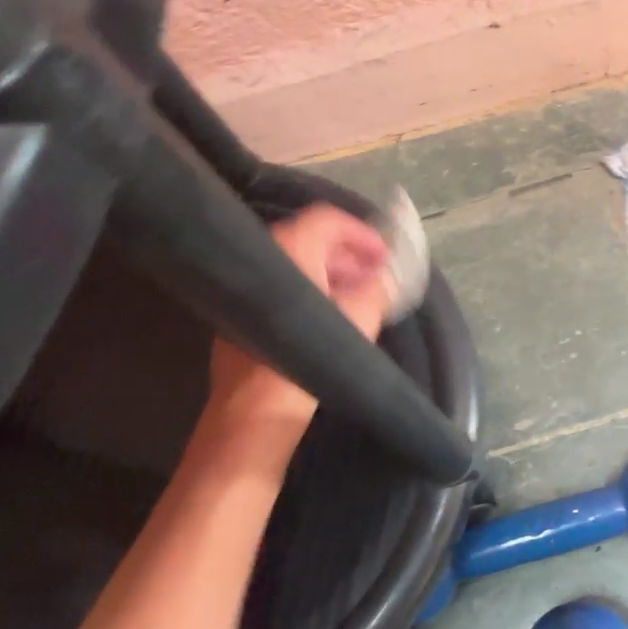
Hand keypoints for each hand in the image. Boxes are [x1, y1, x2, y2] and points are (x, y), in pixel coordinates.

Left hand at [204, 205, 392, 448]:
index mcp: (291, 249)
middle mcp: (263, 258)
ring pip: (295, 266)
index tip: (385, 257)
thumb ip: (378, 289)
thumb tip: (386, 277)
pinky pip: (281, 289)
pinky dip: (308, 293)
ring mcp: (246, 287)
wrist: (258, 409)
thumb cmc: (310, 355)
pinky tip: (330, 319)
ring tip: (359, 299)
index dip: (362, 234)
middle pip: (309, 239)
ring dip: (330, 276)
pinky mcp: (241, 315)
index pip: (327, 219)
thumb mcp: (361, 317)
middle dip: (347, 256)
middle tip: (376, 277)